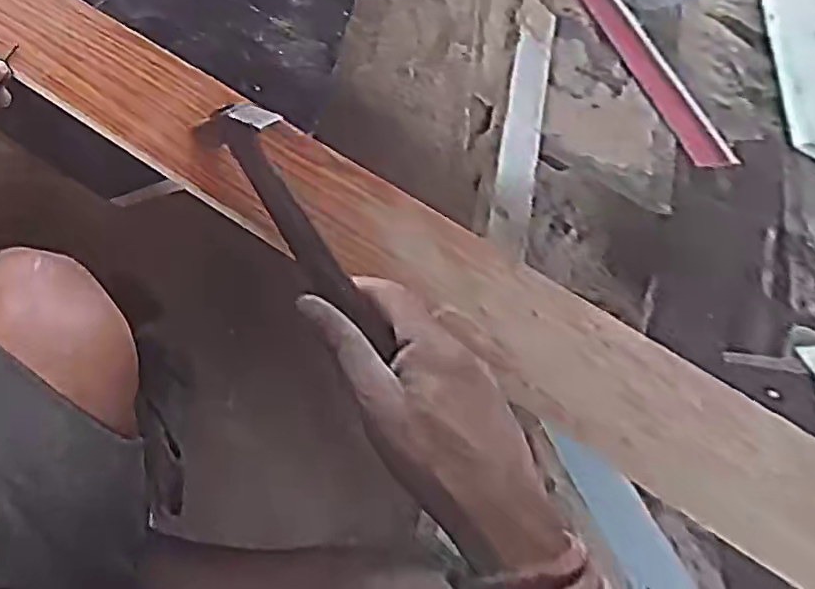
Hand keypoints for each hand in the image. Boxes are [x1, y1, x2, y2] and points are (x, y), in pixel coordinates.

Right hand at [298, 279, 568, 575]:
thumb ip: (343, 343)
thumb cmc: (431, 458)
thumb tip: (309, 300)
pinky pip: (443, 366)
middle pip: (407, 314)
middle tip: (342, 347)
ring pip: (425, 341)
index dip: (352, 289)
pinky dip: (416, 368)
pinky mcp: (489, 403)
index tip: (324, 306)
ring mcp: (482, 378)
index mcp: (435, 344)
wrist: (505, 525)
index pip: (388, 290)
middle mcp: (463, 352)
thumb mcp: (374, 397)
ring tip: (369, 378)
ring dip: (392, 346)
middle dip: (369, 321)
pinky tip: (404, 402)